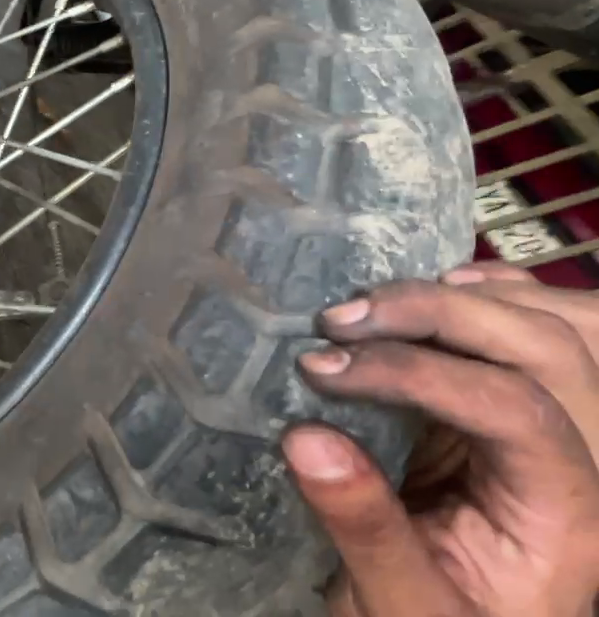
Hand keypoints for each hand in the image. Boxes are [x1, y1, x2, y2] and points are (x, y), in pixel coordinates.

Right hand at [281, 267, 598, 616]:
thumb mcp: (400, 604)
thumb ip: (366, 529)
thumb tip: (304, 437)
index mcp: (566, 515)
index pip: (517, 409)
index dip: (416, 373)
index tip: (318, 368)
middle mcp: (577, 462)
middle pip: (549, 351)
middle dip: (434, 314)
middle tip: (333, 318)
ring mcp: (545, 431)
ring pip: (551, 327)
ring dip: (458, 297)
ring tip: (365, 302)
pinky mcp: (499, 412)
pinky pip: (526, 330)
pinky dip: (479, 295)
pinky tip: (424, 290)